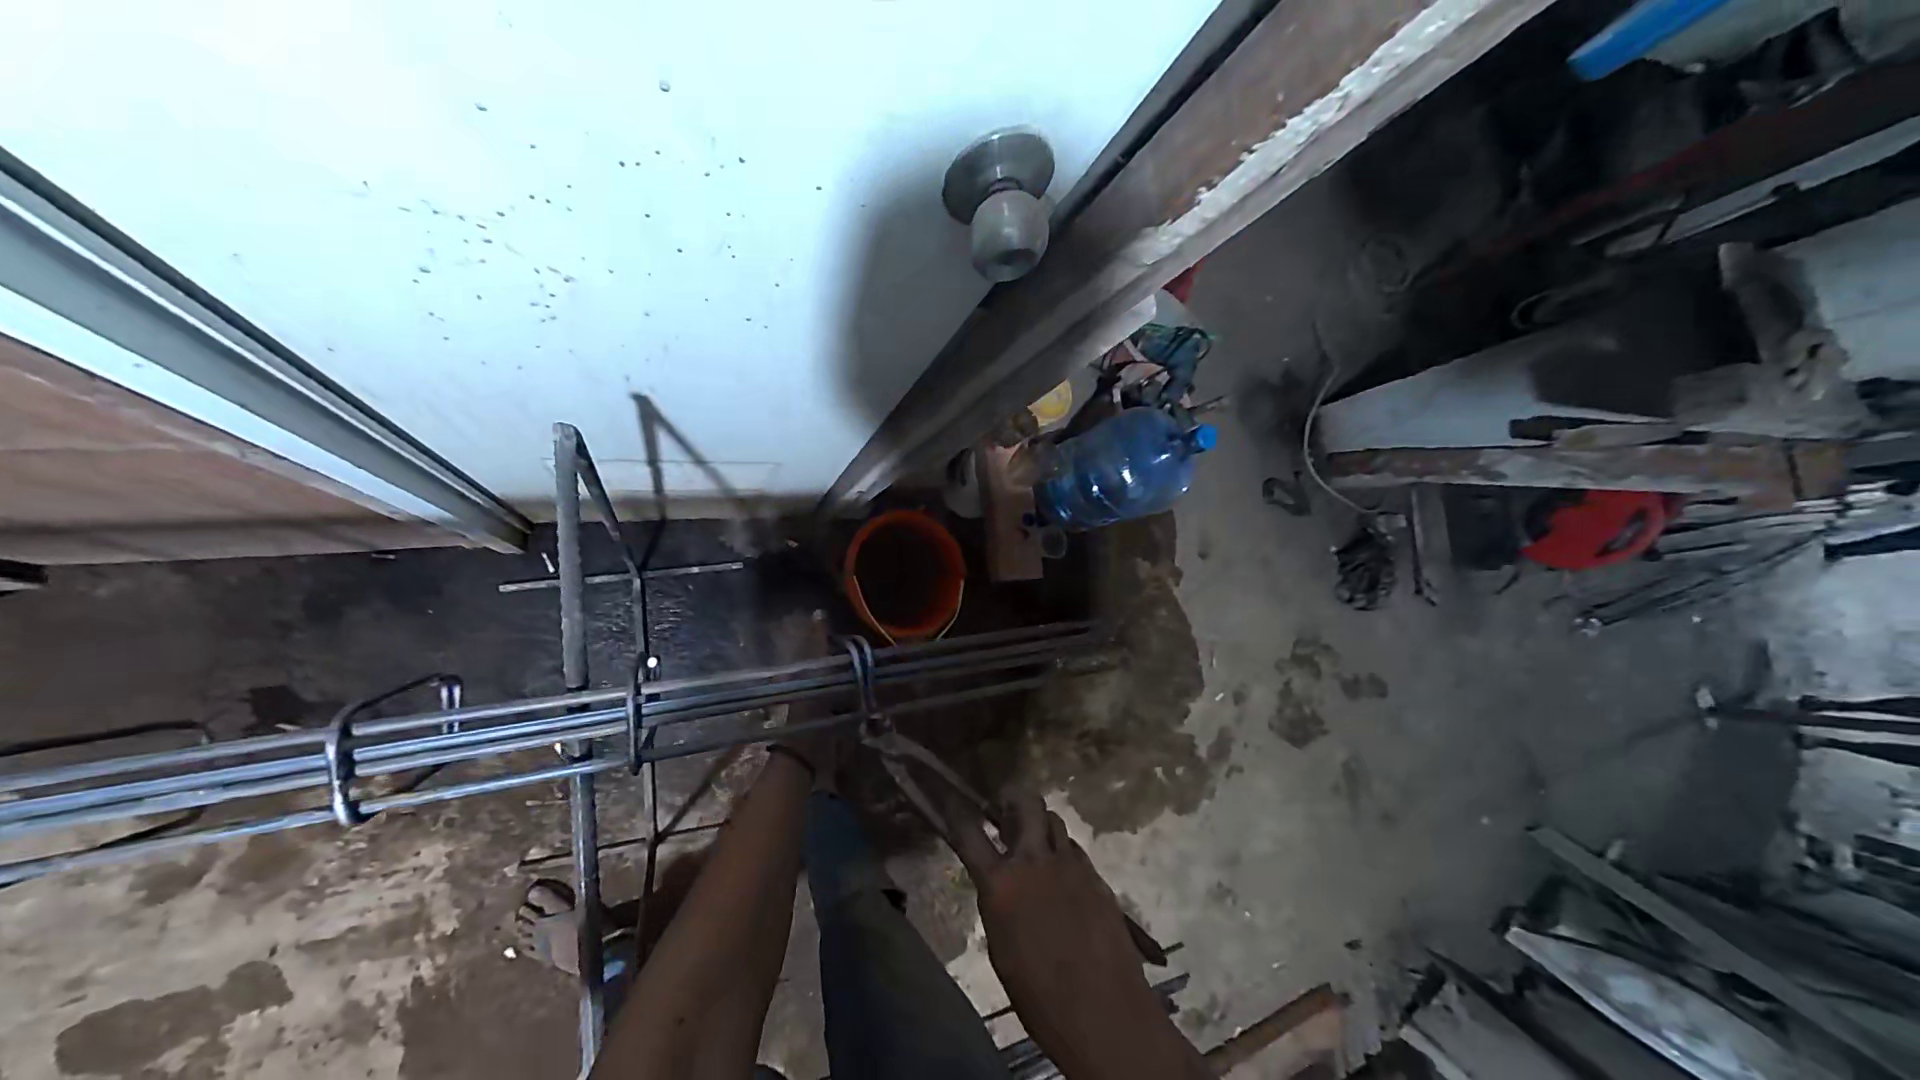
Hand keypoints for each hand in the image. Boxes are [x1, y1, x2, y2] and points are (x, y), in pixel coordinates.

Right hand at [950, 796, 1209, 1079]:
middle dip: (1013, 799)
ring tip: (1035, 840)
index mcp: (1001, 884)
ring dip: (1040, 824)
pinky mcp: (1096, 877)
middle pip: (1026, 804)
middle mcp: (1035, 862)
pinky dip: (1063, 851)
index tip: (953, 802)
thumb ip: (999, 904)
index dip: (958, 814)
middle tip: (1006, 810)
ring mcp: (1070, 865)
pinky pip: (1074, 849)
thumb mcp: (1001, 949)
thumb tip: (1000, 886)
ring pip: (1054, 821)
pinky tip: (1062, 874)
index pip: (970, 834)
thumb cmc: (1040, 996)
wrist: (1104, 1012)